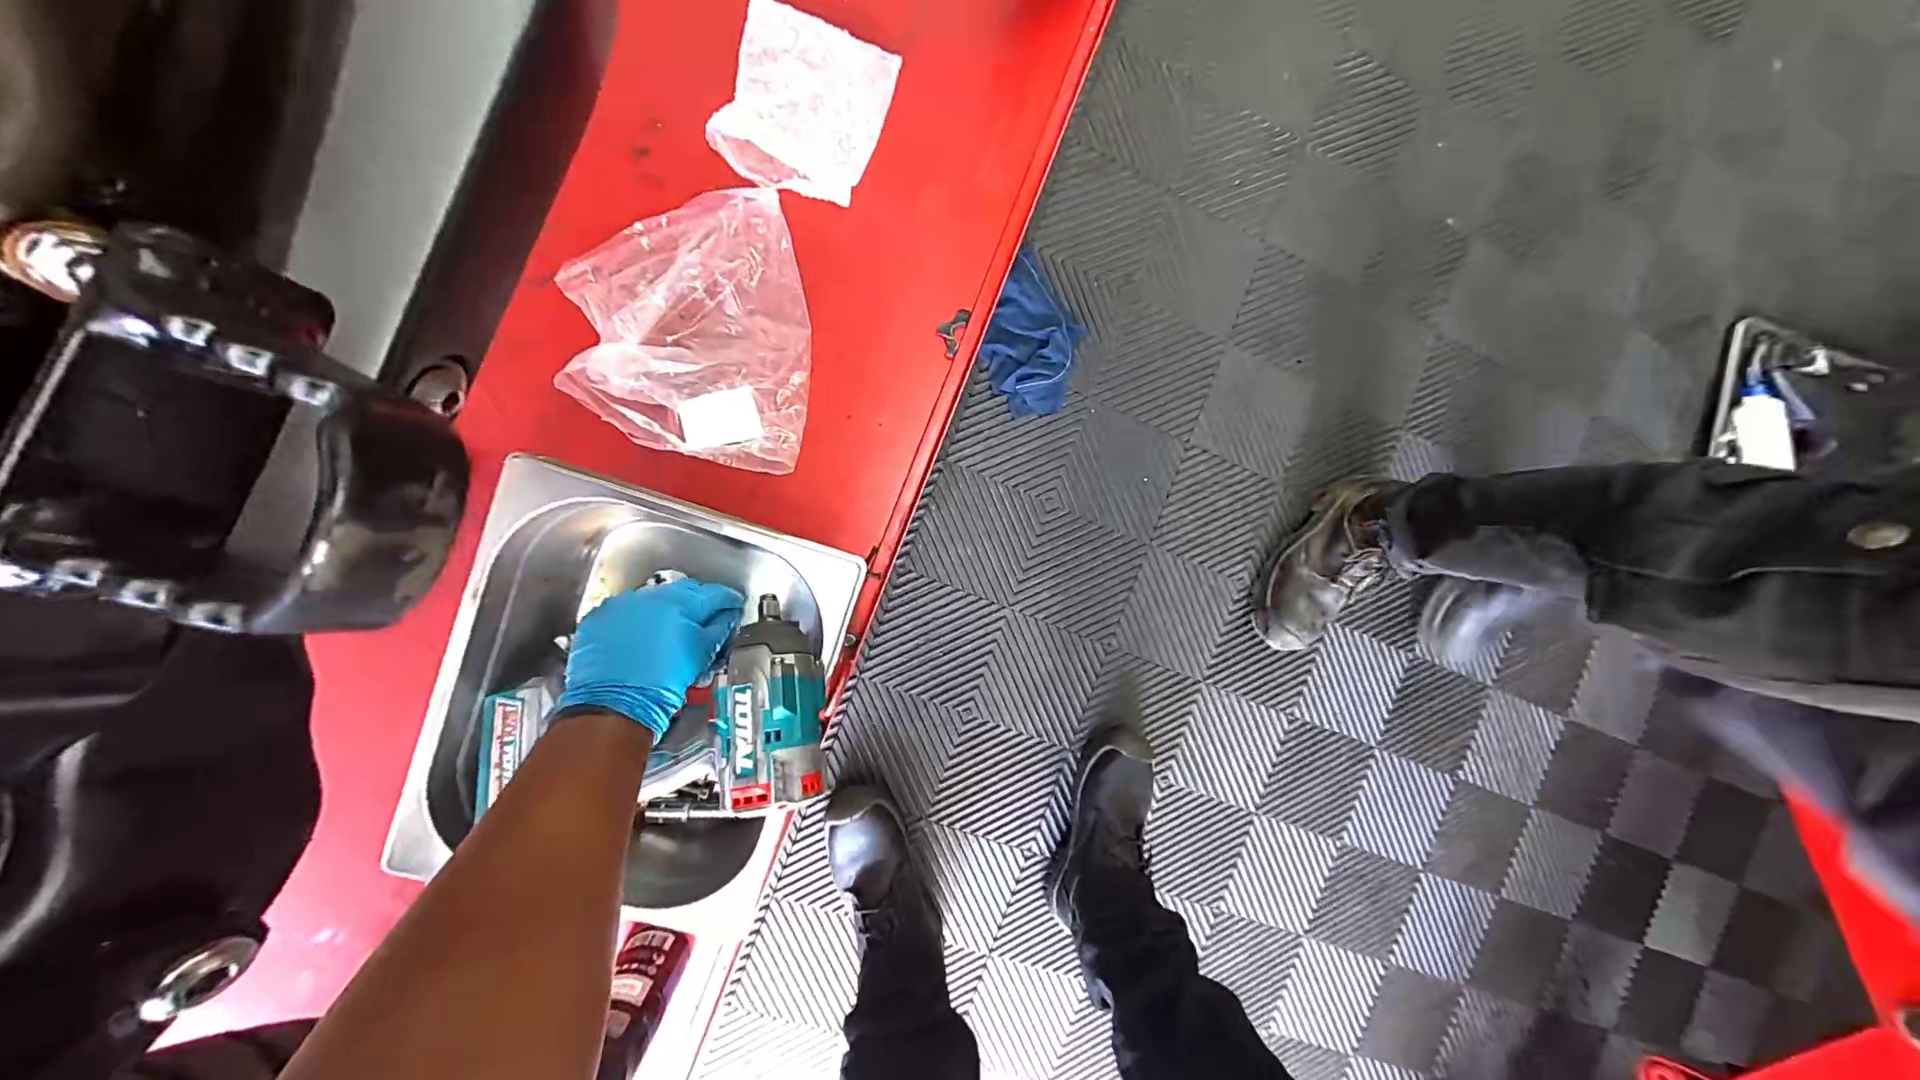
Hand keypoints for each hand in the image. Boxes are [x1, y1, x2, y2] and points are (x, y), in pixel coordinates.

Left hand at [555, 578, 745, 737]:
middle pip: (684, 592)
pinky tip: (643, 641)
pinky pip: (627, 611)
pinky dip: (638, 621)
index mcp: (680, 601)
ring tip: (672, 635)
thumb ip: (720, 630)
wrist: (613, 706)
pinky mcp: (599, 618)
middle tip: (706, 622)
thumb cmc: (660, 684)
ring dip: (667, 612)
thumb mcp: (701, 656)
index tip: (733, 606)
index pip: (714, 593)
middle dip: (697, 605)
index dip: (728, 601)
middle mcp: (649, 596)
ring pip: (654, 600)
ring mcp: (622, 605)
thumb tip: (728, 618)